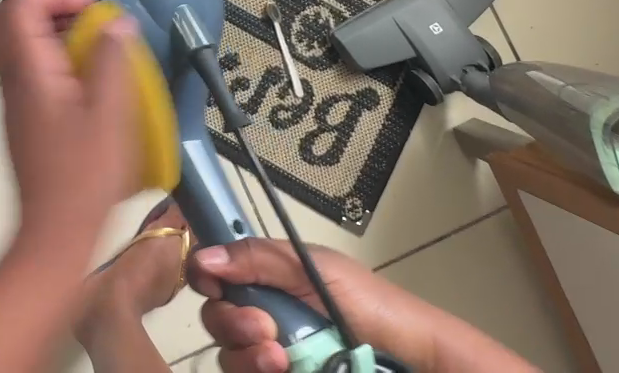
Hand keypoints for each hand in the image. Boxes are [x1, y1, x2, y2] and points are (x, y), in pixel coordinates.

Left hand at [0, 0, 140, 253]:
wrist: (54, 233)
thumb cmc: (83, 179)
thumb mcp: (109, 115)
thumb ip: (111, 61)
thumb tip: (115, 22)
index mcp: (28, 72)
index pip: (20, 6)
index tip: (92, 11)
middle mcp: (11, 78)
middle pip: (9, 17)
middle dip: (49, 8)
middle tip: (87, 21)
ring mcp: (12, 97)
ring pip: (16, 41)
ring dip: (51, 32)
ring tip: (93, 49)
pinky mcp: (20, 114)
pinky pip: (26, 67)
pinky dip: (52, 58)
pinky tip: (86, 82)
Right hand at [188, 239, 441, 372]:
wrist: (414, 358)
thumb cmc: (368, 304)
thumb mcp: (313, 268)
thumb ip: (258, 258)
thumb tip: (203, 256)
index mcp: (263, 279)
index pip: (213, 275)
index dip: (206, 279)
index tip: (217, 287)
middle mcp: (261, 316)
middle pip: (214, 319)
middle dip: (231, 323)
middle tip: (266, 329)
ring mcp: (271, 356)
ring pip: (228, 357)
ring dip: (246, 356)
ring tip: (280, 361)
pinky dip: (255, 372)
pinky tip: (281, 372)